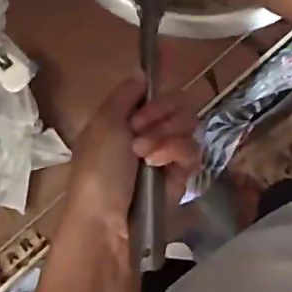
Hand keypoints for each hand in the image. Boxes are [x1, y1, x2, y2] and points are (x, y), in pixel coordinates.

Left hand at [62, 77, 201, 236]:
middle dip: (159, 114)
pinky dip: (175, 152)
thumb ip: (125, 94)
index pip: (157, 91)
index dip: (154, 94)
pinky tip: (158, 164)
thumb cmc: (97, 168)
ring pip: (188, 124)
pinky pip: (193, 149)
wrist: (107, 219)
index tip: (141, 106)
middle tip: (138, 131)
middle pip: (178, 103)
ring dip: (165, 135)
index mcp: (127, 117)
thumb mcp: (103, 123)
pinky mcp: (183, 174)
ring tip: (145, 155)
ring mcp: (168, 153)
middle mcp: (150, 131)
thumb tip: (142, 73)